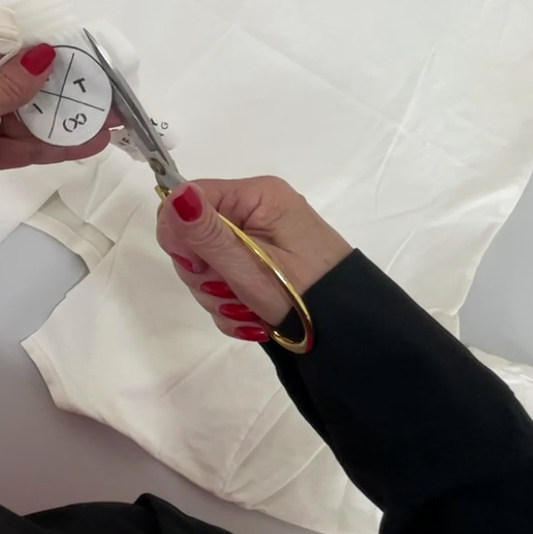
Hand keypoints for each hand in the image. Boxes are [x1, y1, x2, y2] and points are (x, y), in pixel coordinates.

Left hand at [0, 33, 113, 196]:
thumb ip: (5, 88)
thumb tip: (46, 54)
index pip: (4, 48)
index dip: (44, 53)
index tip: (85, 57)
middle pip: (21, 82)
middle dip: (63, 90)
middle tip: (109, 94)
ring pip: (24, 116)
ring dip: (64, 121)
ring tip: (109, 123)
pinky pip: (18, 144)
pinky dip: (49, 146)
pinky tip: (83, 145)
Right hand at [155, 177, 352, 340]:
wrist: (358, 338)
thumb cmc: (305, 297)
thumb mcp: (251, 268)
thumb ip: (208, 234)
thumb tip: (174, 195)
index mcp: (255, 196)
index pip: (186, 197)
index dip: (180, 234)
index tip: (199, 267)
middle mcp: (254, 208)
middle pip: (192, 232)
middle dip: (202, 272)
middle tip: (228, 295)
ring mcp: (257, 235)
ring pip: (203, 259)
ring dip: (215, 293)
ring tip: (245, 312)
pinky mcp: (259, 259)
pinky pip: (221, 275)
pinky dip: (227, 301)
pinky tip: (249, 317)